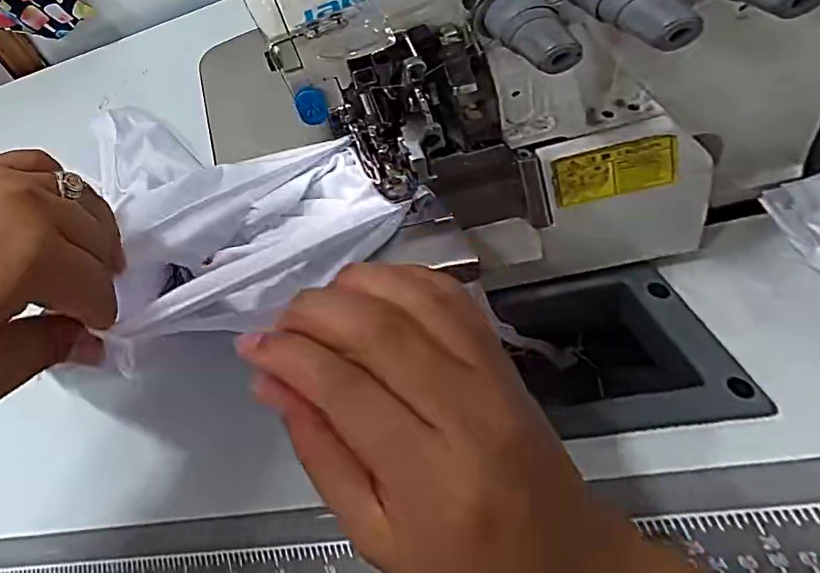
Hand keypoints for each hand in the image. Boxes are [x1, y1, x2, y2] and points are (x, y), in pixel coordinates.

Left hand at [0, 150, 122, 419]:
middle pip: (95, 235)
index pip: (96, 286)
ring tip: (80, 257)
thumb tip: (85, 340)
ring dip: (89, 228)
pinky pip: (37, 165)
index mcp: (34, 253)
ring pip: (76, 195)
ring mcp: (0, 179)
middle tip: (87, 304)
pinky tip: (46, 210)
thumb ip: (44, 354)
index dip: (101, 317)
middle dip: (101, 274)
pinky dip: (57, 187)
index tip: (90, 335)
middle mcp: (27, 204)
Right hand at [236, 264, 686, 572]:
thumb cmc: (463, 562)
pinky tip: (366, 292)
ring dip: (348, 287)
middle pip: (374, 330)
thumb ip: (317, 452)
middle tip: (279, 325)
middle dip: (309, 313)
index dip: (287, 355)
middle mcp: (469, 416)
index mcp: (433, 480)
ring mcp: (492, 375)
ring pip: (409, 296)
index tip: (254, 347)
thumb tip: (270, 382)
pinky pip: (443, 290)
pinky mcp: (500, 351)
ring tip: (318, 309)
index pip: (343, 388)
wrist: (565, 560)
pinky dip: (395, 276)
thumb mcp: (375, 533)